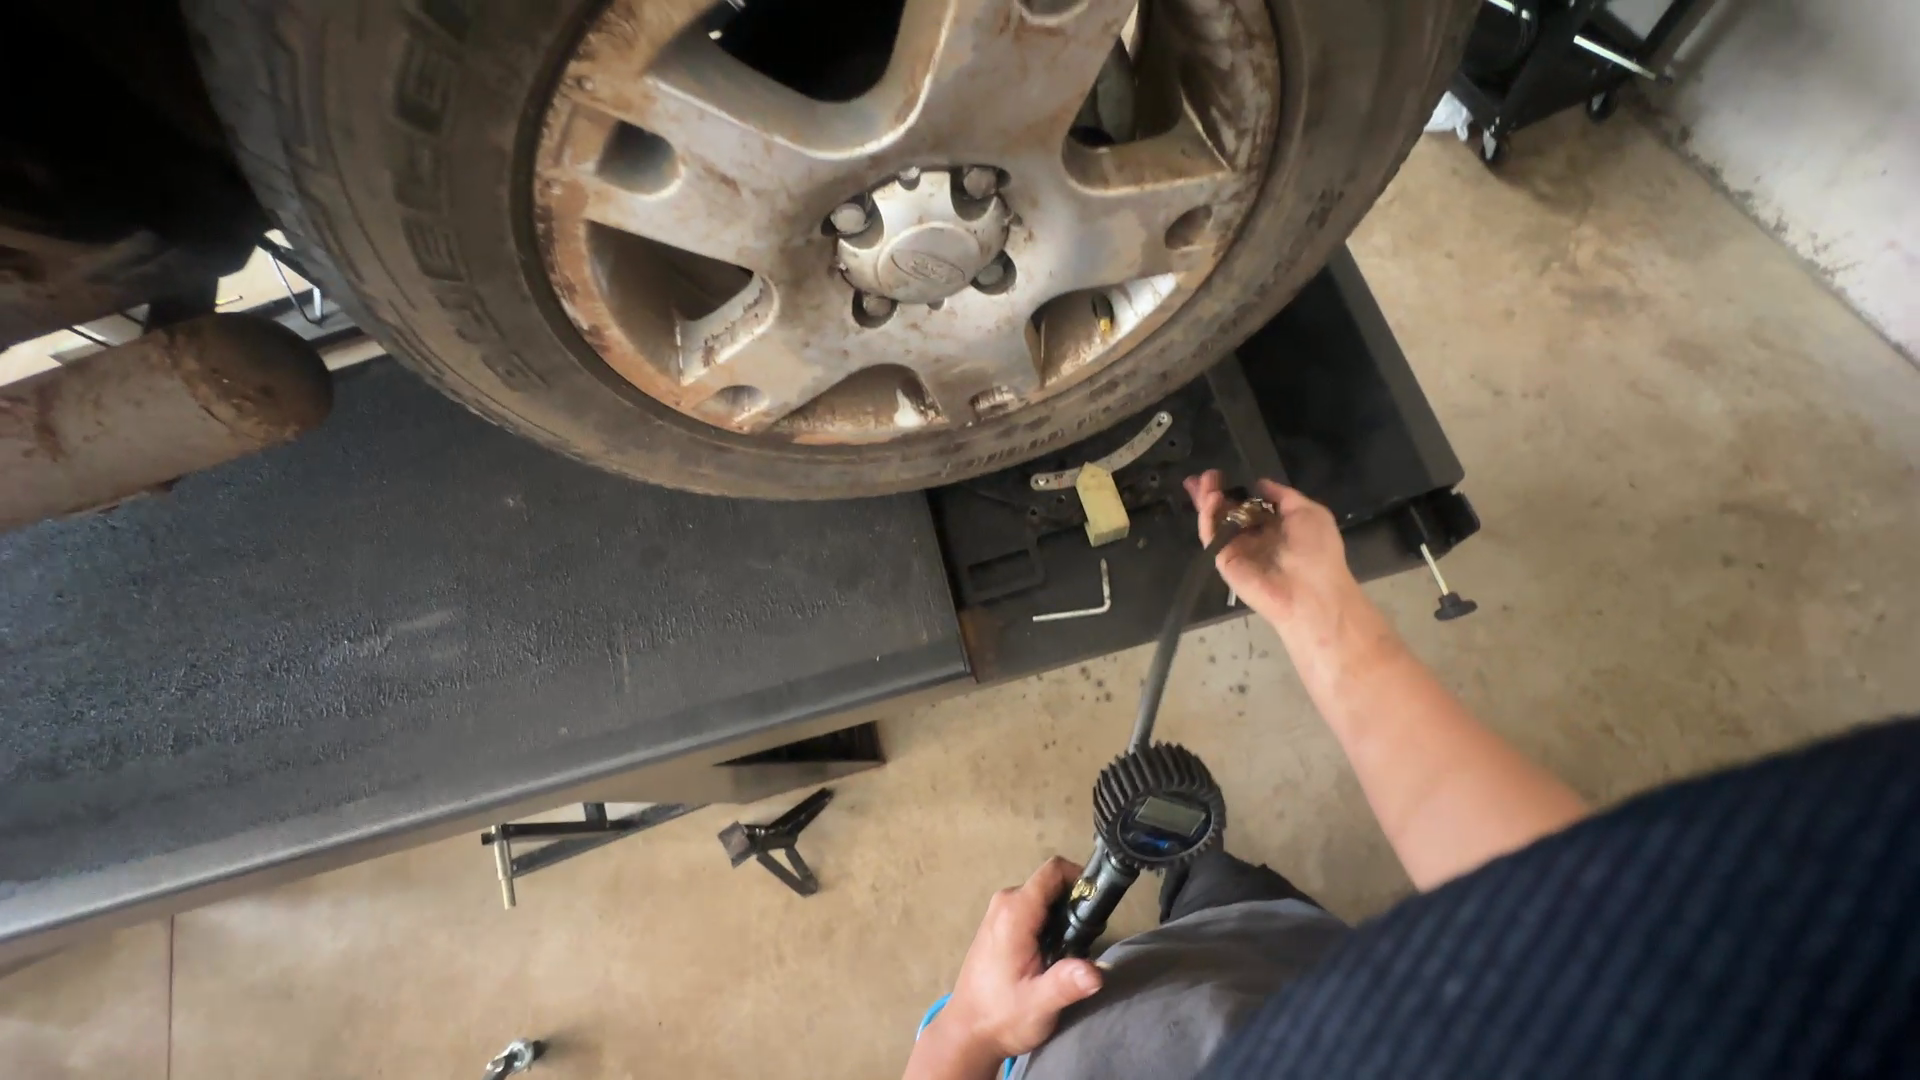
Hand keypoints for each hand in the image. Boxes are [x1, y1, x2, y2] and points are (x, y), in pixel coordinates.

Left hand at [936, 858, 1103, 1060]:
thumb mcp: (1038, 1005)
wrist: (967, 1031)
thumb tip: (1096, 971)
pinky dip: (1048, 923)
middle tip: (1087, 940)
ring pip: (1042, 897)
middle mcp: (1006, 902)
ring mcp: (1000, 911)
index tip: (1097, 902)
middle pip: (1050, 884)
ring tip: (1069, 953)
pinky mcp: (1000, 922)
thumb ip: (1065, 984)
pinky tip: (1051, 955)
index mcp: (1015, 912)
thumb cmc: (1001, 1016)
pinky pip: (1032, 908)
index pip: (1053, 871)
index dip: (1079, 878)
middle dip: (1073, 905)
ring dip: (1061, 917)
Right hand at [1184, 471, 1363, 636]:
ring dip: (1207, 500)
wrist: (1310, 591)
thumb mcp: (1309, 511)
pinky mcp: (1223, 560)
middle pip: (1225, 512)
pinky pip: (1212, 536)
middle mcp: (1252, 537)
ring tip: (1203, 482)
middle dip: (1213, 493)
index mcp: (1273, 527)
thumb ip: (1283, 495)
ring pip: (1215, 522)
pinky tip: (1211, 499)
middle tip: (1203, 476)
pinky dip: (1207, 517)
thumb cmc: (1317, 550)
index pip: (1246, 505)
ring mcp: (1236, 549)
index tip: (1221, 474)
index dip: (1234, 490)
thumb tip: (1260, 483)